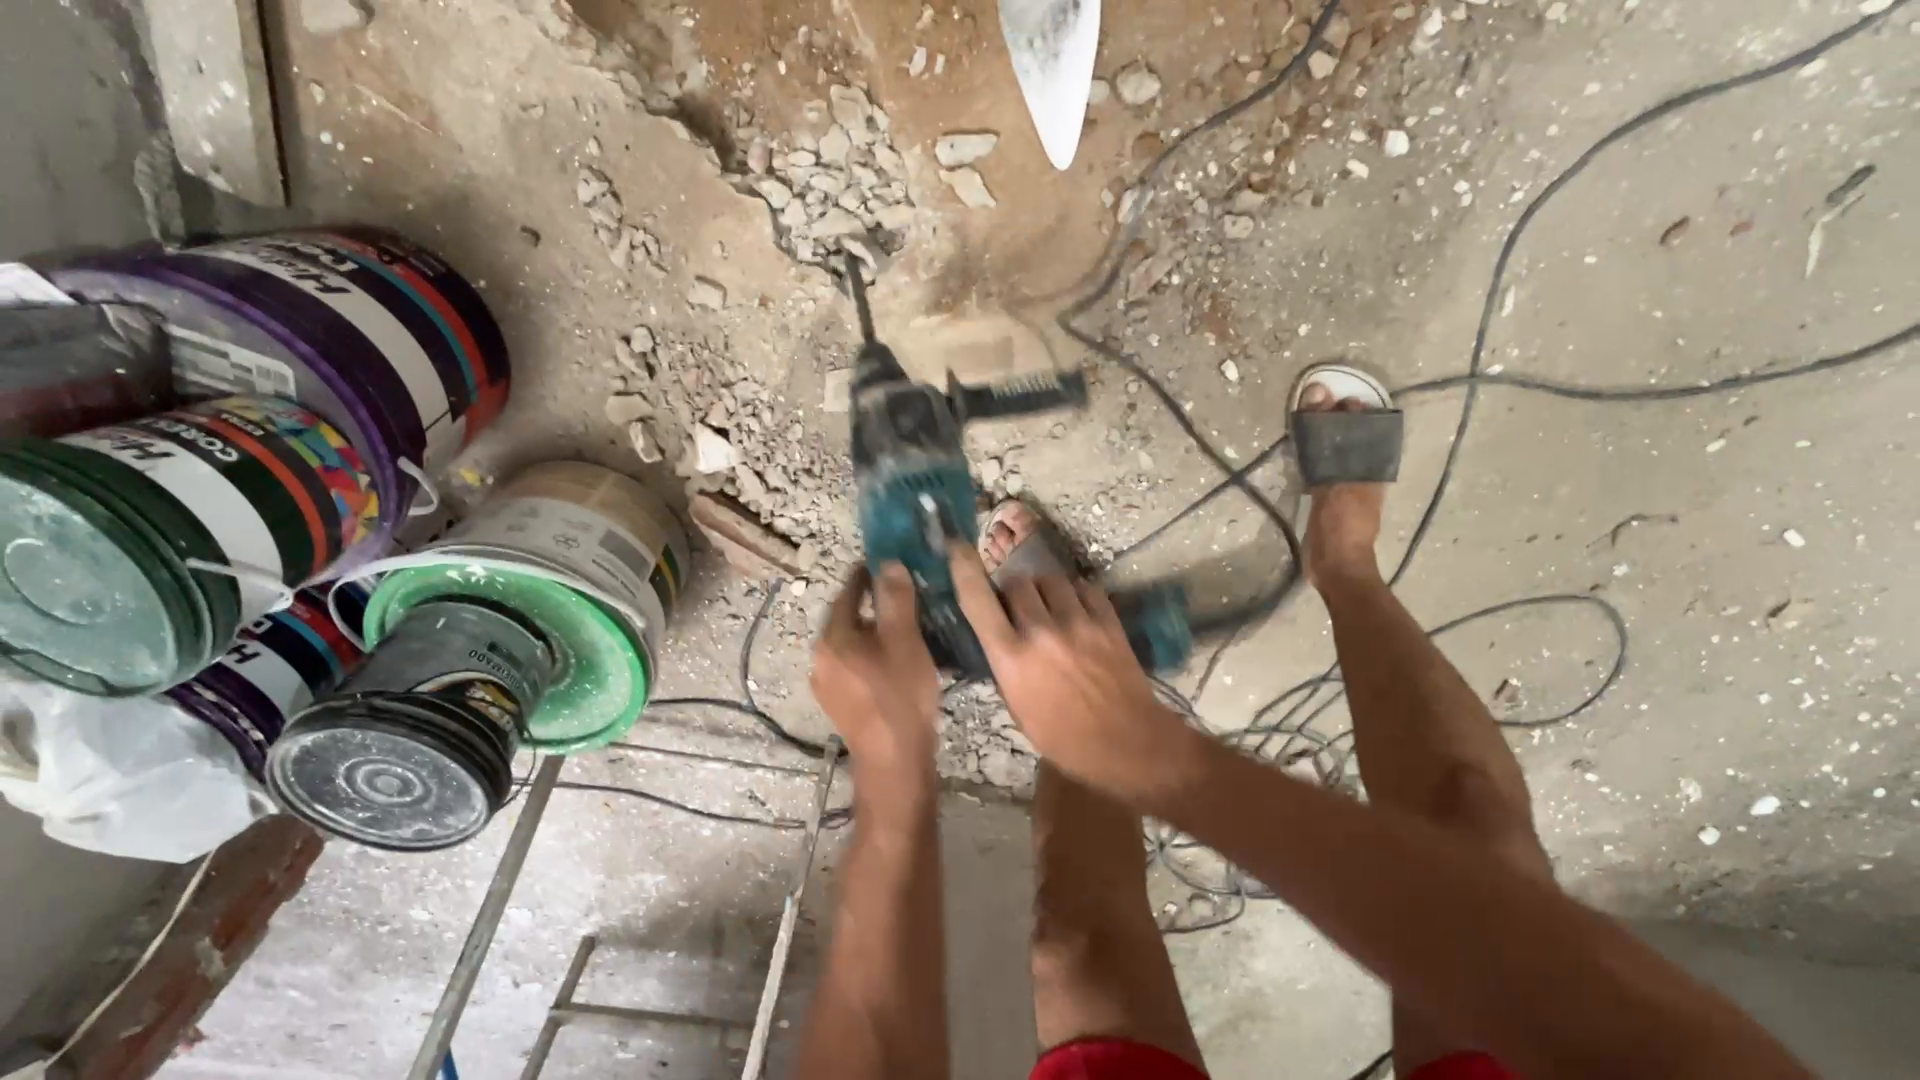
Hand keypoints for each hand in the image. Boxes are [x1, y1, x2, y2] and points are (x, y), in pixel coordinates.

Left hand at [811, 563, 941, 800]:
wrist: (894, 760)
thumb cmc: (901, 695)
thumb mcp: (905, 640)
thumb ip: (895, 599)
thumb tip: (888, 563)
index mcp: (832, 638)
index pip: (847, 593)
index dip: (866, 575)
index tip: (886, 562)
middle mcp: (820, 659)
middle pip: (848, 620)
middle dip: (873, 606)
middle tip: (905, 597)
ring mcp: (826, 685)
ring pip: (852, 646)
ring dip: (874, 634)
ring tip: (907, 630)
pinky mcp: (839, 705)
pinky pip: (855, 668)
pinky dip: (874, 658)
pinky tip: (898, 663)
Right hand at [946, 542, 1201, 799]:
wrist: (1126, 742)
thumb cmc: (1063, 738)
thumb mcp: (1018, 707)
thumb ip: (1005, 664)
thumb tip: (999, 635)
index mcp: (1010, 657)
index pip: (977, 600)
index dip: (963, 568)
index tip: (957, 547)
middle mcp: (1040, 631)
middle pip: (1017, 582)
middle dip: (1013, 590)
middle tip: (1020, 607)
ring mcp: (1077, 622)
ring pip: (1051, 579)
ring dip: (1045, 588)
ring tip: (1052, 606)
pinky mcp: (1107, 620)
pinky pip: (1085, 588)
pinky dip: (1077, 594)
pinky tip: (1078, 611)